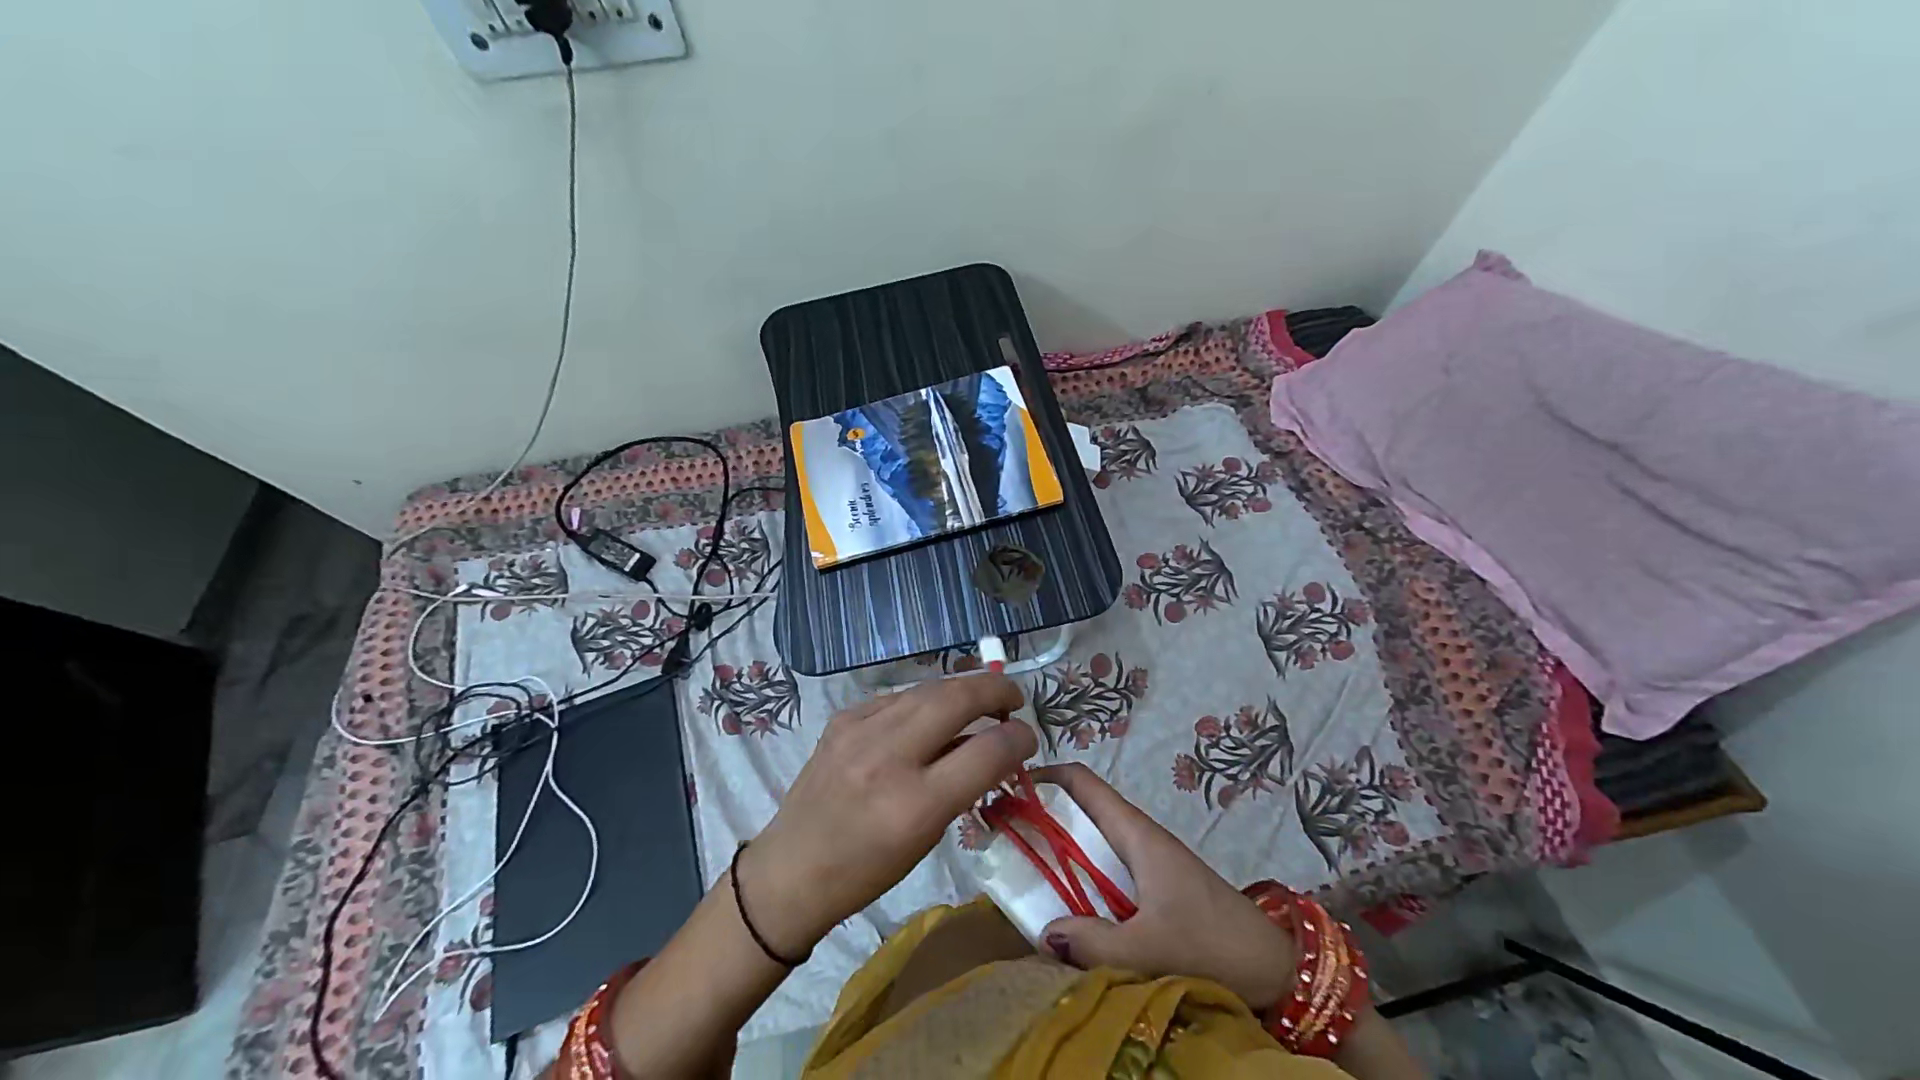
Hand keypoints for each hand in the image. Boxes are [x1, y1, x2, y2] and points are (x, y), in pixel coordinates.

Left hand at [740, 675, 1035, 957]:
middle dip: (994, 691)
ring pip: (927, 689)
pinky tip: (930, 712)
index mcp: (915, 805)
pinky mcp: (841, 719)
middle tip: (1013, 698)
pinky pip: (896, 697)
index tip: (1028, 736)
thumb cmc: (866, 870)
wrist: (791, 869)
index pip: (986, 751)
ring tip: (979, 700)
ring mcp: (859, 731)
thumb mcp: (926, 838)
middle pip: (956, 700)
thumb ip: (964, 786)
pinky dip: (923, 700)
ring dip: (961, 690)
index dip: (1019, 738)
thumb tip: (994, 743)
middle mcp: (888, 758)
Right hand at [1033, 763, 1299, 1010]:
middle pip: (1081, 810)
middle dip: (1042, 817)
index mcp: (1135, 834)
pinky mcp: (1154, 886)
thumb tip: (1042, 932)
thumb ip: (1094, 943)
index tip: (1008, 791)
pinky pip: (1105, 869)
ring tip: (1022, 871)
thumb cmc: (1213, 944)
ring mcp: (1147, 861)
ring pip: (1092, 841)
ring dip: (1059, 850)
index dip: (1044, 776)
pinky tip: (1065, 905)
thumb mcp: (1150, 948)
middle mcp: (1137, 838)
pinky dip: (1079, 877)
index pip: (1082, 783)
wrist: (1275, 968)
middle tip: (1004, 838)